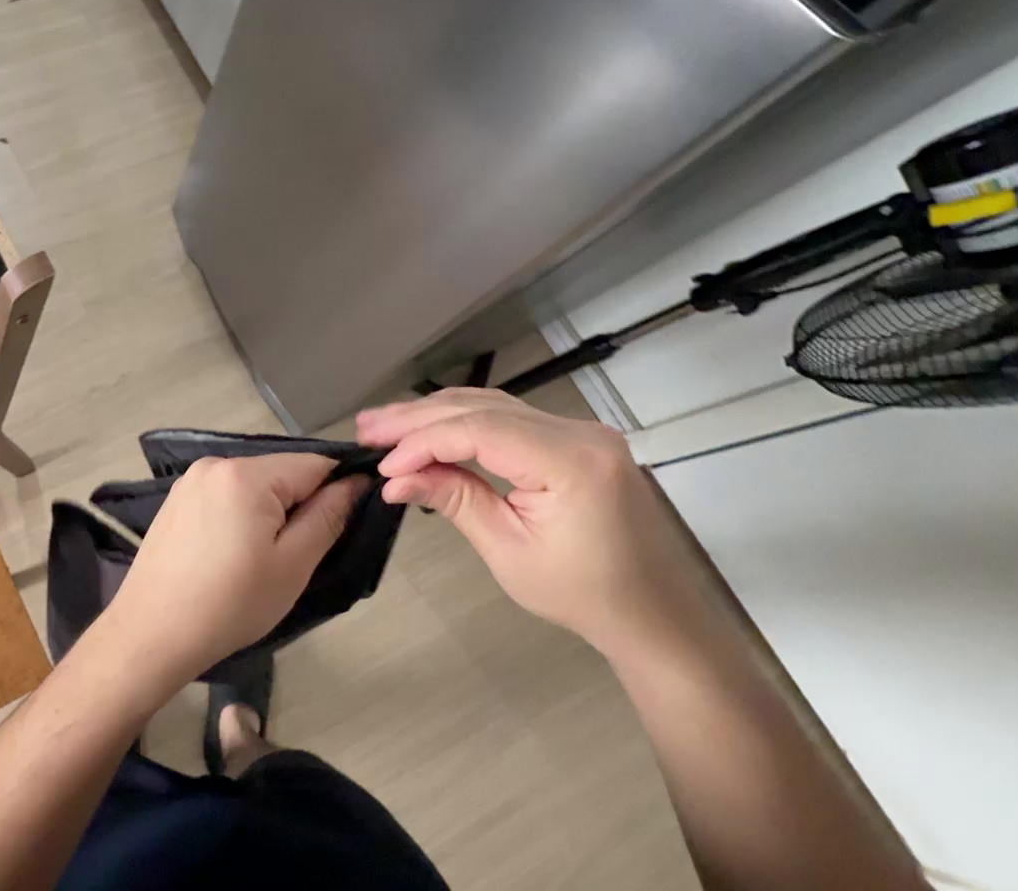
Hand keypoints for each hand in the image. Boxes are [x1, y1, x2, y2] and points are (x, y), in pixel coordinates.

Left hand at [98, 454, 367, 682]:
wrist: (152, 633)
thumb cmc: (230, 603)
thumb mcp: (293, 564)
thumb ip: (328, 516)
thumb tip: (356, 483)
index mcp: (245, 474)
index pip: (315, 464)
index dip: (338, 492)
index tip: (342, 531)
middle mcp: (214, 464)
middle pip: (281, 473)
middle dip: (300, 506)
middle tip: (301, 556)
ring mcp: (189, 482)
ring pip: (253, 486)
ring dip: (271, 513)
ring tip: (265, 561)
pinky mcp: (175, 502)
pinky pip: (225, 497)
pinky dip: (241, 518)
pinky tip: (234, 557)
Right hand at [356, 388, 714, 659]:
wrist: (652, 613)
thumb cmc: (582, 594)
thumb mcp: (508, 551)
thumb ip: (454, 500)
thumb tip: (394, 478)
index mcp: (571, 461)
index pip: (480, 430)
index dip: (423, 442)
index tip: (383, 466)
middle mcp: (579, 431)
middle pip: (482, 408)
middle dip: (417, 418)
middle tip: (365, 427)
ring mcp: (580, 430)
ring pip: (492, 405)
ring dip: (435, 414)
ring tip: (383, 424)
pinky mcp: (575, 439)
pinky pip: (510, 418)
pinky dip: (464, 422)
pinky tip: (428, 428)